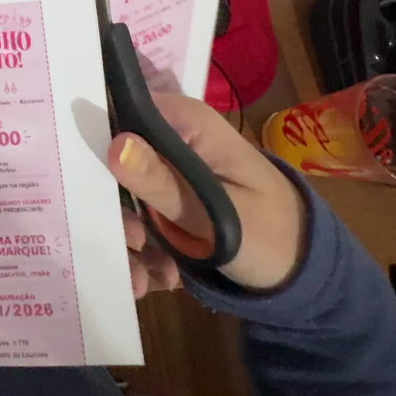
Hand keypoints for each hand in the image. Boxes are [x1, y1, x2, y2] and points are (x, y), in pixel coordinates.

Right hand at [107, 92, 305, 291]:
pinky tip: (157, 277)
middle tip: (130, 246)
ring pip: (124, 194)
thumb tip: (116, 144)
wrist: (308, 279)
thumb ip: (163, 182)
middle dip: (115, 210)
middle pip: (116, 161)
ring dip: (127, 238)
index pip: (122, 115)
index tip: (87, 195)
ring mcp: (170, 169)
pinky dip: (143, 247)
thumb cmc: (274, 237)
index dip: (96, 148)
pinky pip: (140, 214)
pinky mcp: (169, 197)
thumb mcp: (215, 217)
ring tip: (141, 280)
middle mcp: (173, 137)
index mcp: (186, 123)